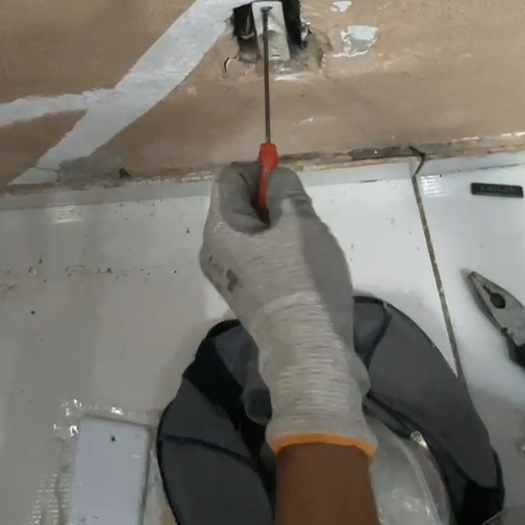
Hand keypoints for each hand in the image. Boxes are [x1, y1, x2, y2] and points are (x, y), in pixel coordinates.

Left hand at [199, 162, 373, 455]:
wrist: (310, 354)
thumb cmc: (304, 282)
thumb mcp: (299, 223)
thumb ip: (285, 190)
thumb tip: (276, 176)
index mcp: (219, 228)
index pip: (229, 178)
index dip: (259, 170)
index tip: (288, 183)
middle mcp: (213, 249)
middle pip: (237, 203)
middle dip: (270, 200)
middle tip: (302, 216)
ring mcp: (227, 274)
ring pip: (251, 230)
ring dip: (278, 225)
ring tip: (306, 243)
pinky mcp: (244, 292)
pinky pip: (256, 254)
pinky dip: (277, 248)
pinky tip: (303, 265)